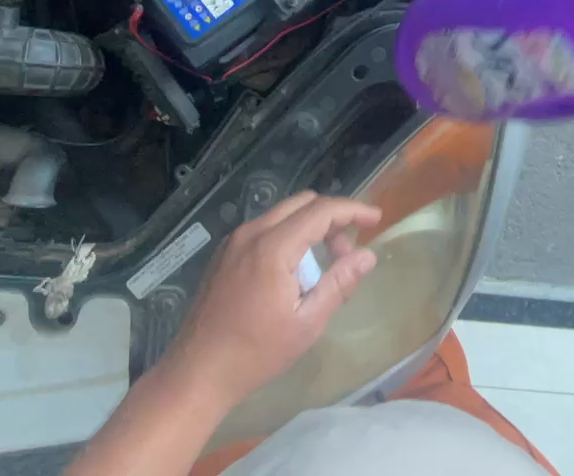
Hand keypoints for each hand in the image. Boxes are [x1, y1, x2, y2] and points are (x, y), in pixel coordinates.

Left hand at [158, 191, 380, 408]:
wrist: (197, 370)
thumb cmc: (256, 352)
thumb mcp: (306, 323)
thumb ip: (339, 284)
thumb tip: (367, 256)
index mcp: (273, 247)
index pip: (321, 211)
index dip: (352, 210)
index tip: (376, 218)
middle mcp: (252, 233)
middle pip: (302, 203)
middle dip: (332, 219)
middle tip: (347, 252)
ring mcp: (234, 240)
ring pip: (283, 213)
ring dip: (309, 227)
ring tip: (322, 268)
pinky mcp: (225, 252)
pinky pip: (265, 227)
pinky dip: (288, 235)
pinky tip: (293, 271)